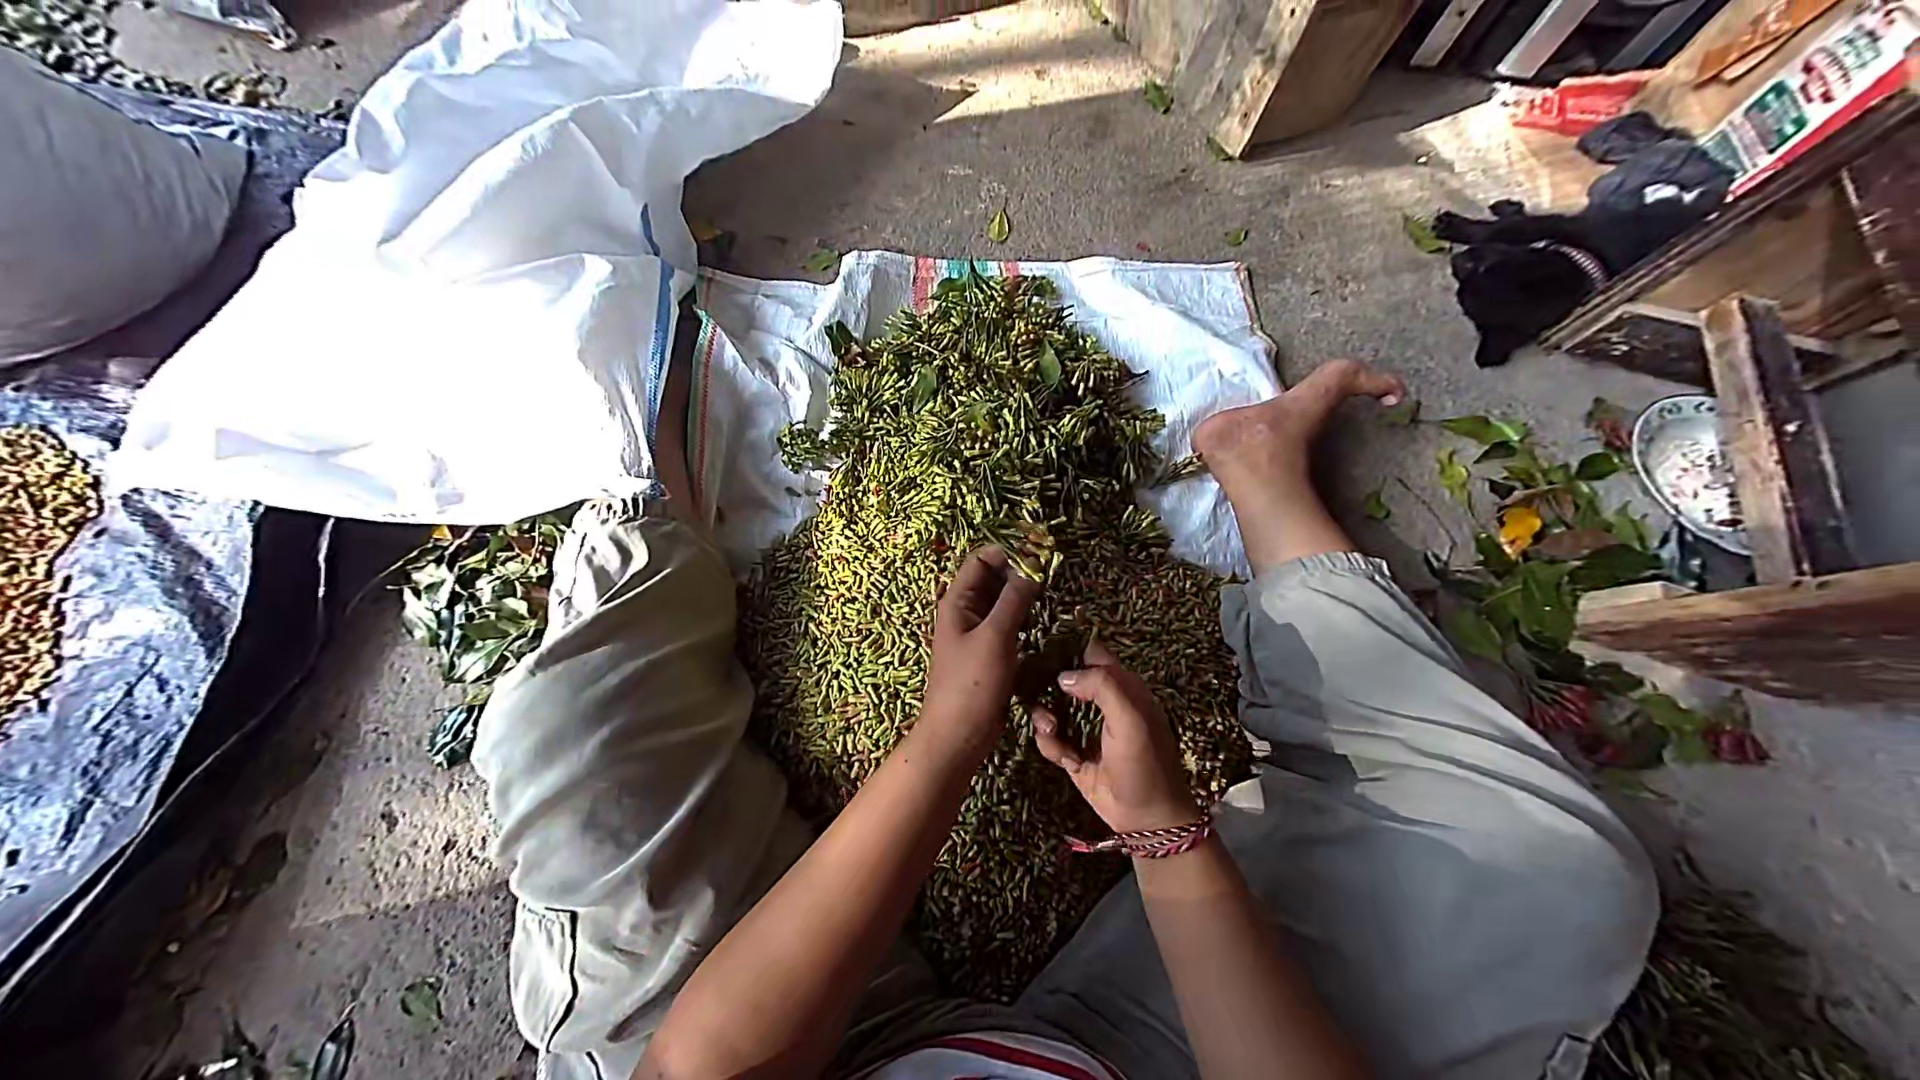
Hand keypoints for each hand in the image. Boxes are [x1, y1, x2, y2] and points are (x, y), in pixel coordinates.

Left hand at [921, 547, 1041, 747]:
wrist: (959, 736)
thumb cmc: (971, 684)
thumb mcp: (995, 637)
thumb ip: (1014, 599)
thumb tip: (1033, 565)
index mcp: (957, 601)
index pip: (981, 560)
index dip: (1008, 552)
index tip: (1040, 554)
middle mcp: (965, 612)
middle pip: (993, 578)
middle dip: (1020, 572)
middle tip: (1053, 572)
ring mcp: (977, 633)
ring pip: (1003, 602)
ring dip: (1024, 595)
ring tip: (1053, 592)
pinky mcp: (990, 652)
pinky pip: (1008, 624)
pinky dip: (1024, 617)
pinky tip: (1045, 619)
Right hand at [1032, 641, 1198, 833]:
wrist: (1146, 819)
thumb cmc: (1145, 764)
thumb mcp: (1131, 719)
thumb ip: (1102, 686)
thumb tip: (1063, 676)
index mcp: (1122, 686)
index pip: (1092, 653)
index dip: (1069, 649)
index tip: (1043, 650)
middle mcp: (1101, 702)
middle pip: (1064, 678)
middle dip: (1047, 685)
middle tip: (1036, 692)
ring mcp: (1084, 727)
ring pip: (1051, 707)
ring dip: (1045, 717)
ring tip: (1051, 730)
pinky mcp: (1071, 751)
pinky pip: (1049, 737)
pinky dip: (1050, 744)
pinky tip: (1066, 758)